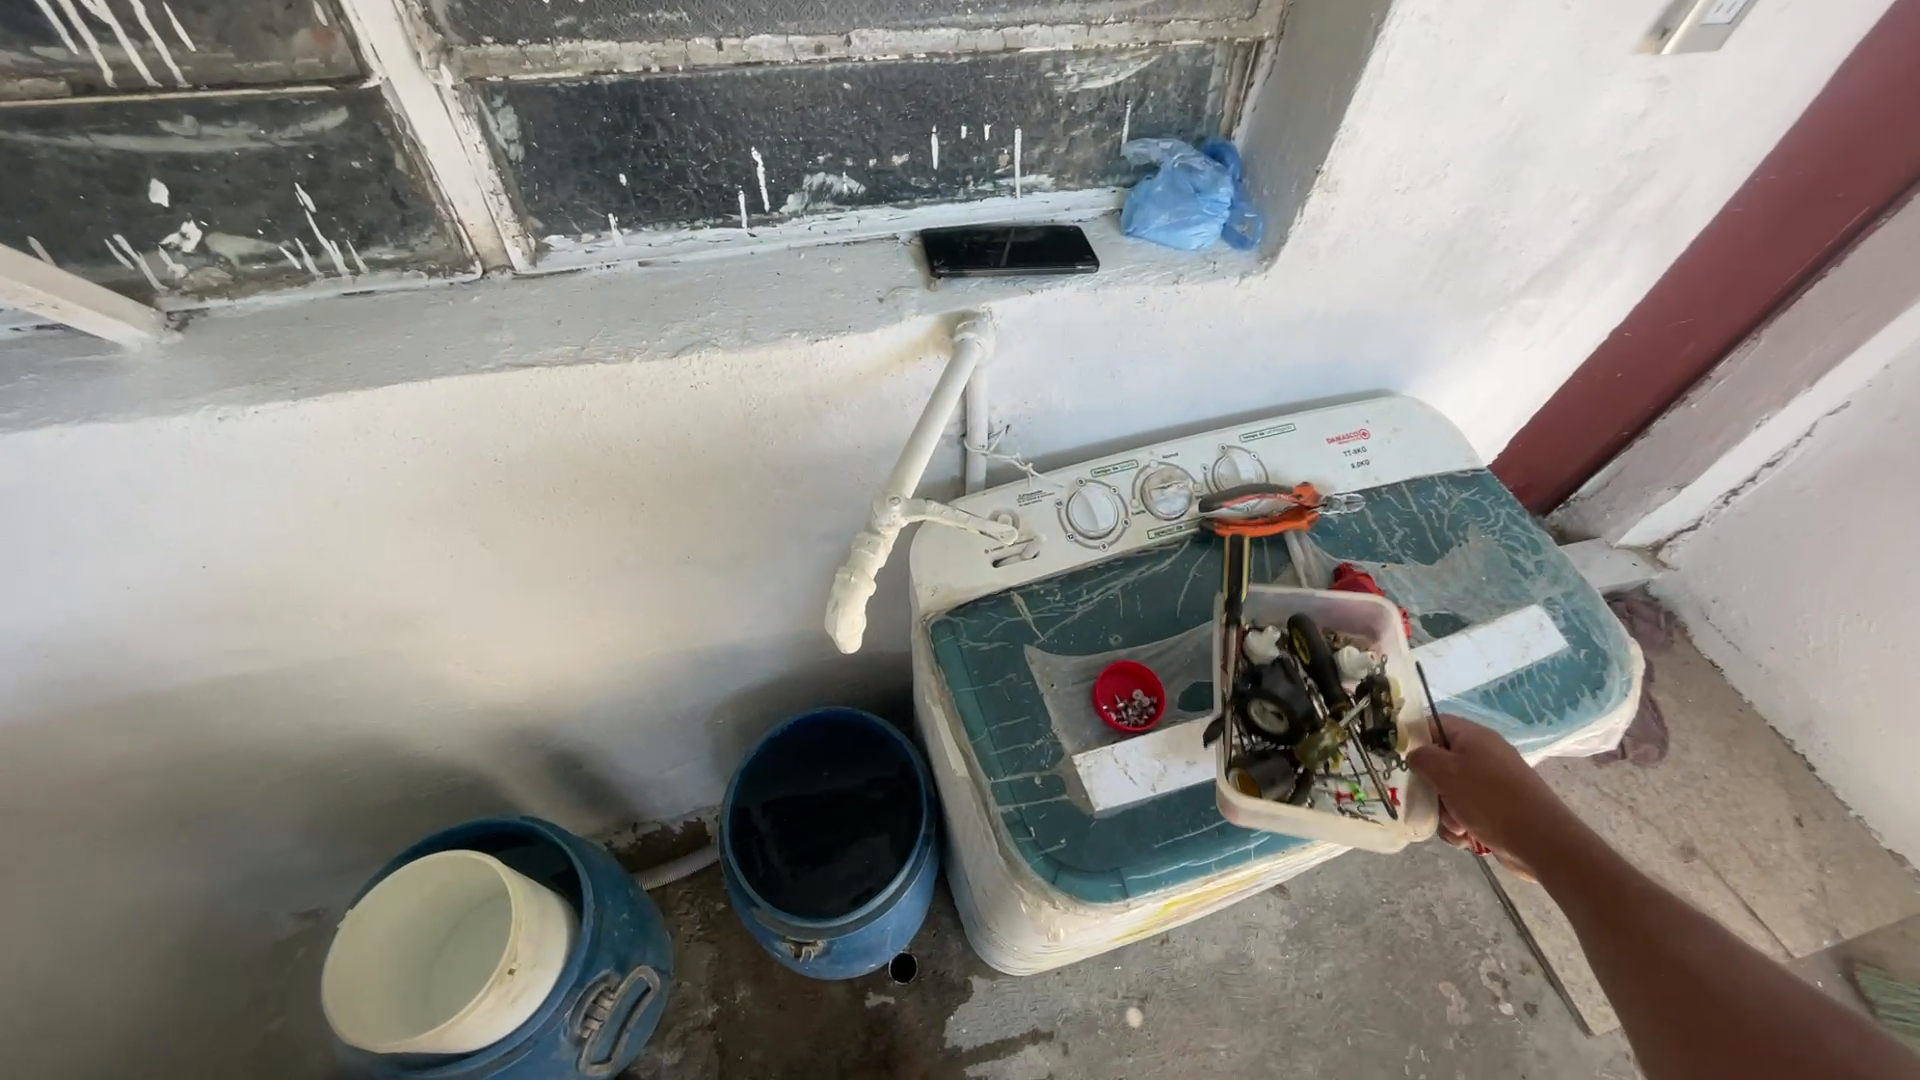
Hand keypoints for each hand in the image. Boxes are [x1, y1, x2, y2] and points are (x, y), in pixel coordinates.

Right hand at [1407, 715, 1574, 881]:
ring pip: (1449, 789)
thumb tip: (1414, 754)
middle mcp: (1484, 755)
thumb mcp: (1445, 771)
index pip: (1432, 723)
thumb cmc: (1490, 800)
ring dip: (1444, 809)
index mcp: (1474, 736)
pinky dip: (1460, 823)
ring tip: (1454, 824)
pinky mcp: (1498, 807)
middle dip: (1429, 783)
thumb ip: (1420, 756)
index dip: (1411, 736)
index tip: (1396, 756)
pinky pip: (1465, 809)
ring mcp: (1493, 782)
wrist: (1543, 844)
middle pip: (1439, 760)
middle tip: (1426, 797)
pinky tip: (1465, 836)